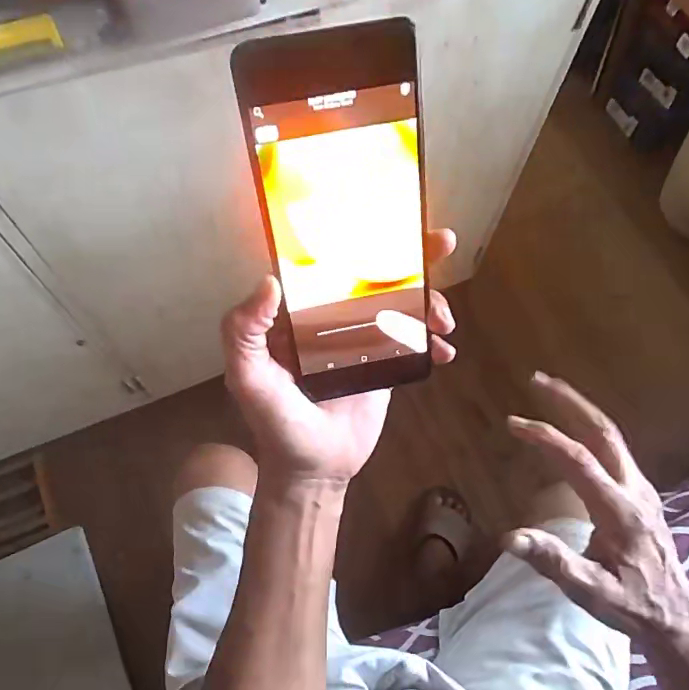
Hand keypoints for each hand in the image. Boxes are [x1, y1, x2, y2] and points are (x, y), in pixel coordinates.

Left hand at [224, 229, 458, 483]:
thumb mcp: (247, 377)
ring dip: (429, 303)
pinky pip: (412, 342)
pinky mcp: (385, 366)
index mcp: (299, 314)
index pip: (327, 265)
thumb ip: (243, 331)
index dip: (355, 238)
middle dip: (411, 258)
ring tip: (444, 321)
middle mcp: (331, 320)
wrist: (314, 469)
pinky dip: (433, 342)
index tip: (385, 220)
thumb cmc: (275, 423)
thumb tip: (268, 281)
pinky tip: (445, 351)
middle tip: (441, 243)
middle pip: (373, 278)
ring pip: (400, 306)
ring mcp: (361, 341)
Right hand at [504, 373, 688, 640]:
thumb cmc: (631, 605)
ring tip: (551, 393)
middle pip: (603, 432)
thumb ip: (553, 562)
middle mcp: (635, 491)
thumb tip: (509, 537)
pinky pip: (614, 449)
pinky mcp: (642, 494)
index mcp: (619, 512)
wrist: (678, 618)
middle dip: (570, 402)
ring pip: (611, 437)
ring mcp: (642, 490)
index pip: (578, 461)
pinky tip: (573, 430)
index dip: (544, 437)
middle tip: (537, 380)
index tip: (513, 422)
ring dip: (580, 410)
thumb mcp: (590, 591)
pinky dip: (589, 429)